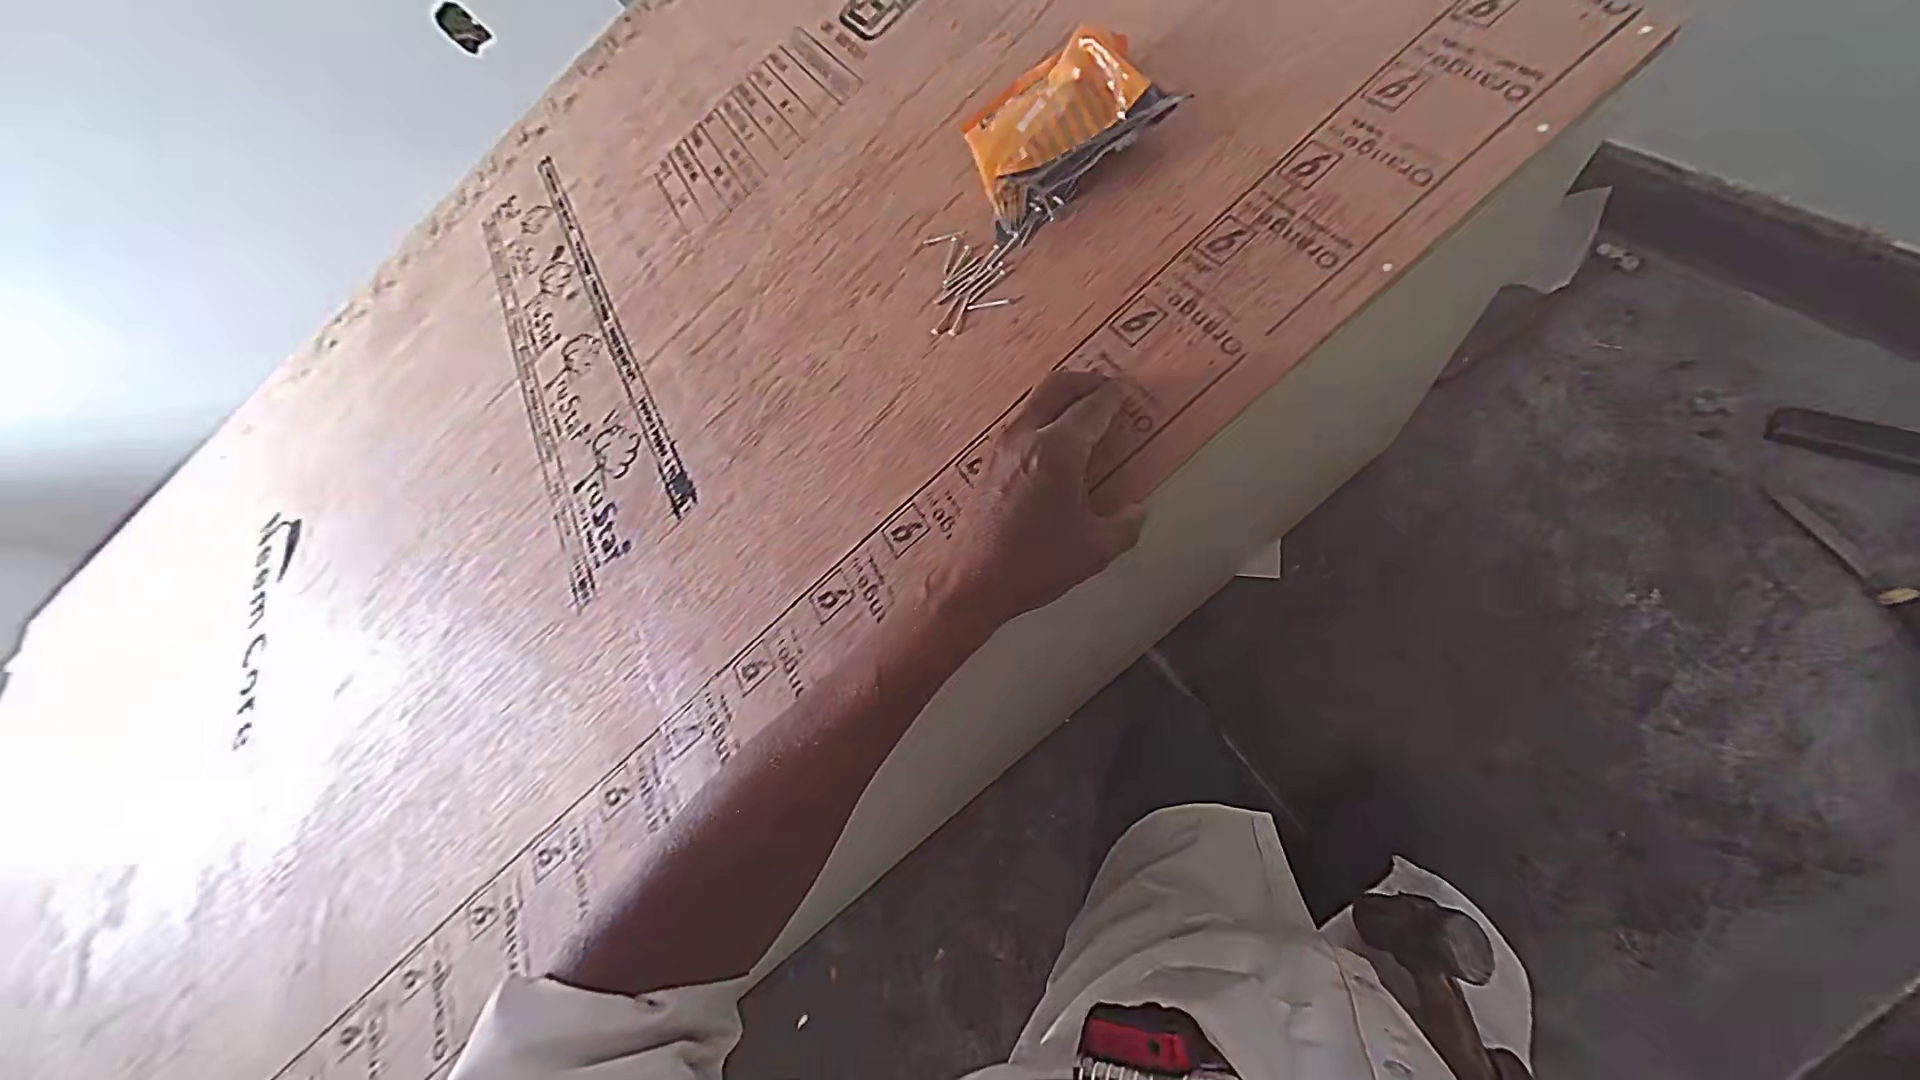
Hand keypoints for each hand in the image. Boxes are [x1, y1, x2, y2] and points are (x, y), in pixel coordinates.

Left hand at [942, 371, 1145, 625]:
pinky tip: (1054, 442)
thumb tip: (1136, 511)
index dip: (1114, 397)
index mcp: (1057, 451)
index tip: (1126, 392)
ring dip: (1062, 398)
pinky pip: (1021, 423)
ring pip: (1035, 401)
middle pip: (1058, 386)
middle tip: (1107, 389)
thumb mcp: (1095, 549)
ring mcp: (1001, 448)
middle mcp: (1026, 439)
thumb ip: (1125, 524)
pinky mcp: (988, 463)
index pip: (1093, 408)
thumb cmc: (1034, 565)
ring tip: (1083, 412)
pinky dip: (1043, 417)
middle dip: (1087, 381)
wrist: (973, 581)